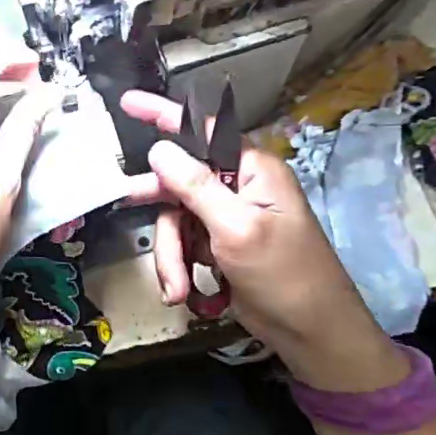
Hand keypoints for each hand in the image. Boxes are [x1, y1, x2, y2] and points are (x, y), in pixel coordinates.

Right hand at [120, 90, 406, 391]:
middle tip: (126, 203)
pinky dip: (179, 269)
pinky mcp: (217, 246)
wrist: (310, 332)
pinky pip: (182, 246)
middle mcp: (236, 188)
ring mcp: (225, 218)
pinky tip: (188, 292)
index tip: (128, 103)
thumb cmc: (285, 275)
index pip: (201, 131)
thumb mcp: (237, 228)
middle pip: (177, 184)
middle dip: (163, 215)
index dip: (163, 116)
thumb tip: (159, 149)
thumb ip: (196, 186)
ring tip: (180, 288)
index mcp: (251, 170)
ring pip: (174, 222)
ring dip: (171, 257)